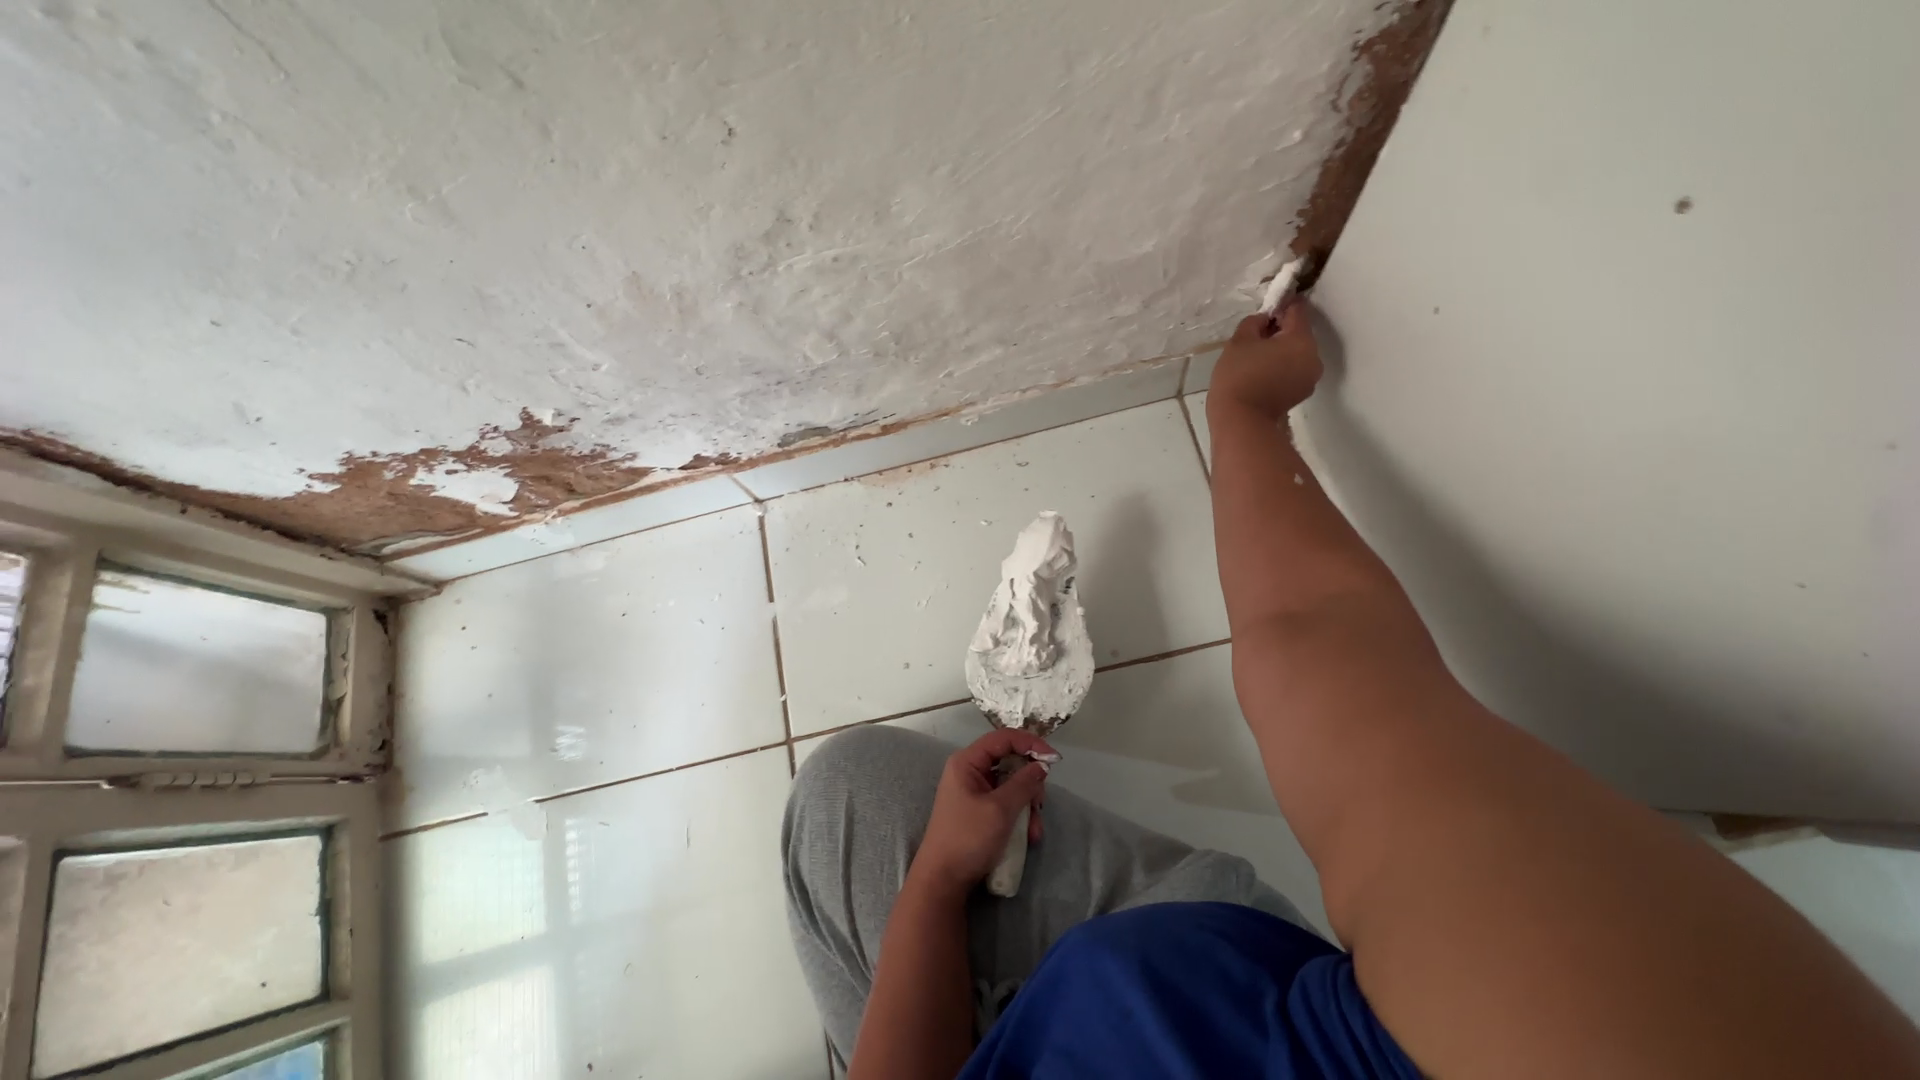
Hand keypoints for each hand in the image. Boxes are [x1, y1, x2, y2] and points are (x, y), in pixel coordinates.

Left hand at [910, 730, 1055, 896]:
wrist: (944, 880)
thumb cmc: (968, 838)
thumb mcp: (1000, 809)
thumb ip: (1024, 783)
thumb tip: (1042, 766)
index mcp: (967, 762)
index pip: (1003, 738)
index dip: (1030, 743)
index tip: (1053, 759)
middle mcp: (970, 772)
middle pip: (1010, 762)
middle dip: (1030, 783)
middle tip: (1039, 803)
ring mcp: (974, 792)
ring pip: (1012, 786)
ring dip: (1028, 805)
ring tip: (1034, 830)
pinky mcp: (980, 811)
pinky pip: (1006, 803)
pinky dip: (1019, 816)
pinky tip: (1028, 837)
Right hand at [1209, 299, 1323, 421]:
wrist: (1241, 422)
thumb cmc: (1238, 377)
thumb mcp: (1239, 341)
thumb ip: (1255, 322)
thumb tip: (1265, 320)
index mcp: (1302, 340)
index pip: (1297, 310)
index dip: (1280, 306)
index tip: (1263, 313)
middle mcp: (1314, 357)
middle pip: (1299, 334)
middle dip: (1280, 332)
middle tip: (1254, 341)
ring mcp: (1310, 378)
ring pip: (1297, 353)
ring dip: (1281, 352)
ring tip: (1255, 361)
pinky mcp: (1301, 394)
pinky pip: (1294, 371)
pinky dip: (1281, 368)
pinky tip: (1261, 376)